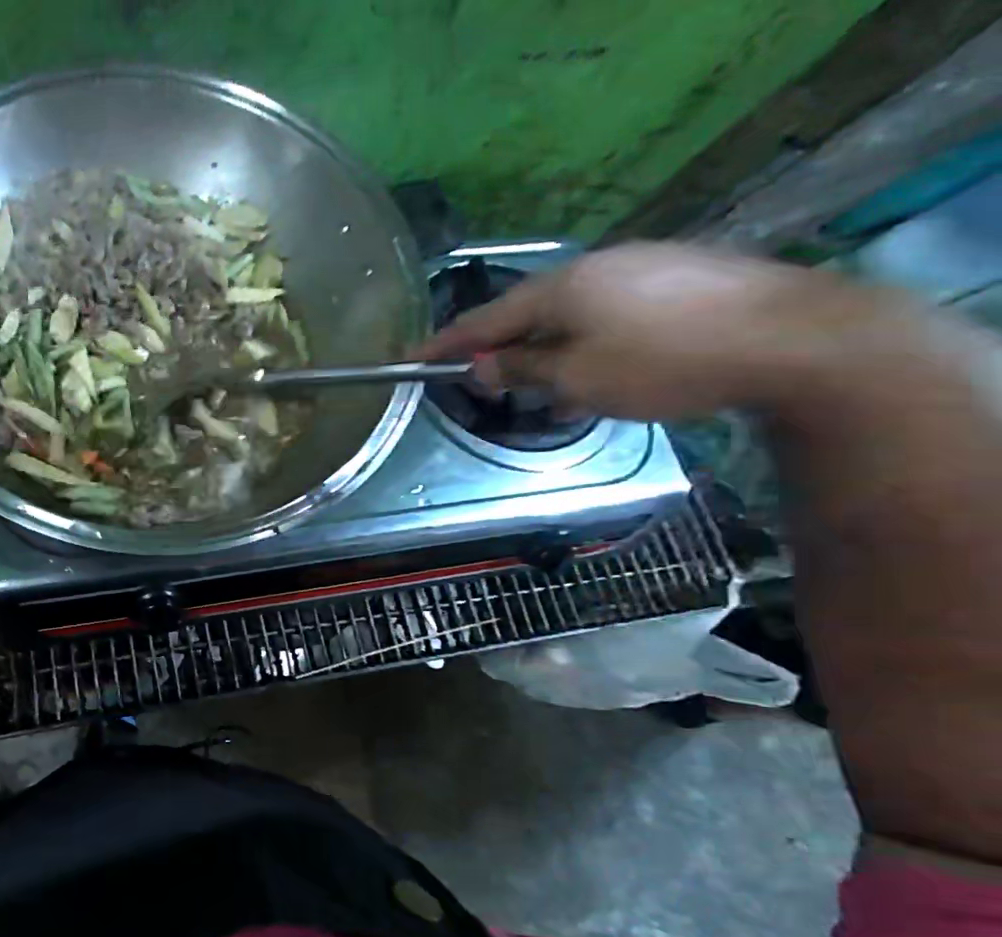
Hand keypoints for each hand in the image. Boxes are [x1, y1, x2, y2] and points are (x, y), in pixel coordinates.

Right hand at [412, 242, 911, 420]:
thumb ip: (521, 369)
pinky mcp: (688, 279)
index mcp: (562, 286)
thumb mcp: (577, 377)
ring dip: (552, 351)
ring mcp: (648, 266)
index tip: (412, 357)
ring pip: (575, 314)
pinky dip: (593, 342)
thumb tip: (481, 366)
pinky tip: (605, 373)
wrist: (803, 340)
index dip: (446, 342)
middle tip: (484, 382)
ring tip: (550, 391)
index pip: (484, 318)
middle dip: (504, 349)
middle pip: (530, 311)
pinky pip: (615, 312)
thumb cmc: (665, 363)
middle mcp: (599, 265)